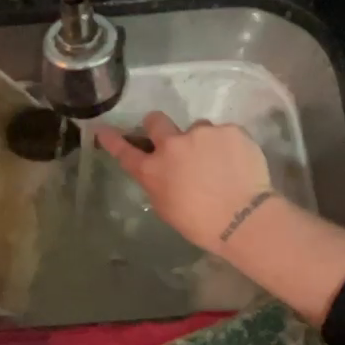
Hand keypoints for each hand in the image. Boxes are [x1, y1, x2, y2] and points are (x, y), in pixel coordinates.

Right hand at [95, 112, 278, 254]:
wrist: (242, 219)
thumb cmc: (199, 223)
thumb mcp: (166, 207)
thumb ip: (159, 182)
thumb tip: (165, 171)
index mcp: (153, 169)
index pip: (124, 151)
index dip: (112, 139)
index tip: (102, 129)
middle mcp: (172, 145)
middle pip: (156, 121)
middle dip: (159, 127)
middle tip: (172, 141)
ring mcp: (202, 133)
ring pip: (197, 129)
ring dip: (201, 142)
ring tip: (217, 163)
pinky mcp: (229, 130)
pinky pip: (223, 134)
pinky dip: (226, 146)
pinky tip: (235, 164)